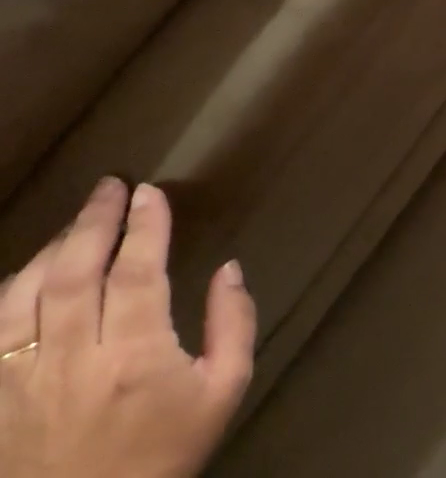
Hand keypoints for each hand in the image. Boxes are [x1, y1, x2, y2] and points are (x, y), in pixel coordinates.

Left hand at [0, 178, 256, 477]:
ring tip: (78, 223)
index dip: (145, 227)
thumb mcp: (226, 387)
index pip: (137, 273)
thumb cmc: (168, 447)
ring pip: (20, 297)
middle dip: (93, 223)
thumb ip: (233, 323)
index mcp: (136, 354)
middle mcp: (71, 359)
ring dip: (50, 250)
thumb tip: (228, 268)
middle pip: (72, 274)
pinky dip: (8, 292)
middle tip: (111, 187)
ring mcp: (17, 378)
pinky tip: (29, 273)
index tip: (153, 193)